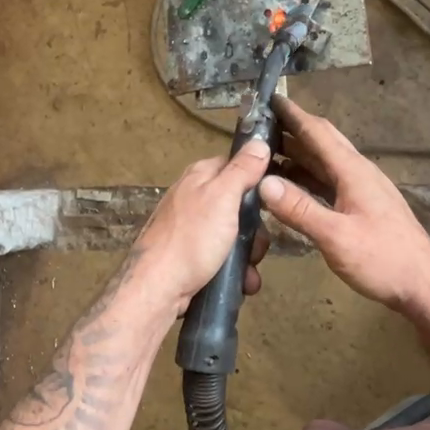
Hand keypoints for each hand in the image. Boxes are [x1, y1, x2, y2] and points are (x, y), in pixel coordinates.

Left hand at [131, 138, 273, 316]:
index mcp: (199, 176)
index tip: (272, 200)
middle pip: (238, 204)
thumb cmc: (192, 239)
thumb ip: (242, 170)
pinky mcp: (191, 255)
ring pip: (233, 234)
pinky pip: (221, 256)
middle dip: (254, 229)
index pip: (236, 165)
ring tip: (249, 271)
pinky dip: (233, 270)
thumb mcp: (222, 198)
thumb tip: (259, 141)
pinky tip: (240, 283)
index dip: (256, 179)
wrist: (158, 289)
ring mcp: (191, 228)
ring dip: (247, 254)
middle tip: (257, 246)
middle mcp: (193, 197)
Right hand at [260, 96, 429, 313]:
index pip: (317, 132)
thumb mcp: (336, 237)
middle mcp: (357, 172)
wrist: (424, 286)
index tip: (269, 98)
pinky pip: (328, 182)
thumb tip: (263, 182)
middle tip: (260, 125)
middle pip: (322, 142)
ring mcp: (361, 190)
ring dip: (297, 155)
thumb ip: (300, 210)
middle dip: (292, 130)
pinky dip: (306, 178)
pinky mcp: (362, 207)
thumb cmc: (383, 259)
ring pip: (324, 163)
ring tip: (265, 154)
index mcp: (352, 170)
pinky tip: (289, 187)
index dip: (292, 114)